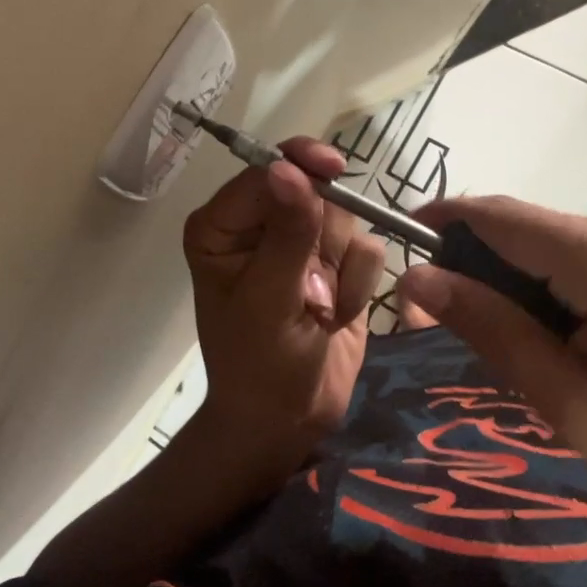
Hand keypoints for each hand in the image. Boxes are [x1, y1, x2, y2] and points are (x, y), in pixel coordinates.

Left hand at [182, 137, 382, 471]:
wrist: (286, 422)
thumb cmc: (260, 364)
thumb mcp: (270, 299)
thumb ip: (287, 233)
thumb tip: (288, 167)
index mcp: (221, 225)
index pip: (264, 173)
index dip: (300, 164)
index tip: (333, 169)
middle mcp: (257, 225)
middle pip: (313, 190)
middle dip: (323, 242)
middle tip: (310, 290)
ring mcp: (297, 244)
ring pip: (345, 220)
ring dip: (342, 272)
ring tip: (319, 312)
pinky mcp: (332, 265)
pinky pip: (366, 249)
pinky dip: (358, 287)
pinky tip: (335, 318)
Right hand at [397, 196, 586, 562]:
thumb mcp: (577, 405)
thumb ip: (491, 330)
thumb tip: (416, 277)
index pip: (495, 215)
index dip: (439, 224)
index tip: (396, 249)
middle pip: (528, 231)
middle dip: (485, 272)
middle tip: (466, 338)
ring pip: (563, 246)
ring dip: (530, 287)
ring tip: (538, 359)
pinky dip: (571, 290)